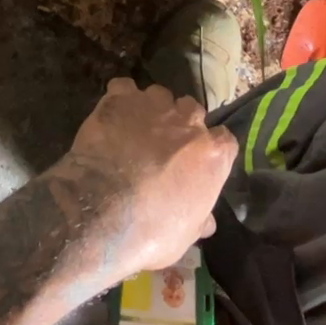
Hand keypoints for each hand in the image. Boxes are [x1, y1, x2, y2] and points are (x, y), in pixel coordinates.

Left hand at [54, 78, 236, 279]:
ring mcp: (154, 105)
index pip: (224, 140)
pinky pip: (124, 89)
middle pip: (192, 111)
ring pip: (160, 96)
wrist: (101, 210)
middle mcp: (188, 121)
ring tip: (136, 131)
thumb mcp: (185, 235)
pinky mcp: (120, 98)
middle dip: (181, 126)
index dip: (210, 150)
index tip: (198, 162)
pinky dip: (120, 99)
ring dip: (152, 110)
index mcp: (212, 153)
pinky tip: (113, 116)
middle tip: (164, 148)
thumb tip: (207, 221)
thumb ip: (199, 217)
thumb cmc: (151, 231)